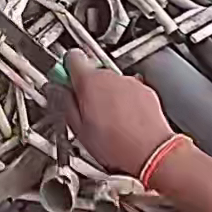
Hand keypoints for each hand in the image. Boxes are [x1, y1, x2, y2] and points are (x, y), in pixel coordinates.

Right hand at [49, 49, 175, 175]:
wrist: (153, 154)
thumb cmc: (117, 144)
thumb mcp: (77, 127)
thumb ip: (65, 102)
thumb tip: (58, 91)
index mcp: (89, 81)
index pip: (72, 57)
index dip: (66, 69)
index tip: (65, 81)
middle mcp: (110, 76)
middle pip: (92, 72)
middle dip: (88, 88)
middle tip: (86, 110)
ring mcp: (130, 83)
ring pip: (111, 83)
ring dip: (107, 95)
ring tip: (108, 120)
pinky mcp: (146, 91)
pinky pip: (129, 91)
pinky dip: (125, 102)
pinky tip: (123, 122)